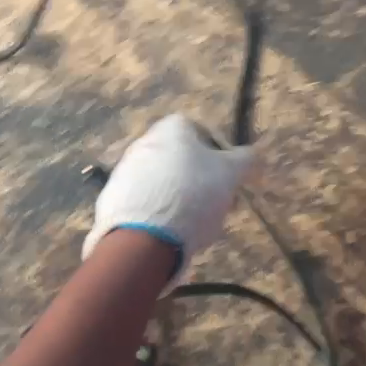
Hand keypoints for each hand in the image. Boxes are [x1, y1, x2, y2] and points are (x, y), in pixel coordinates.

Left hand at [83, 114, 252, 287]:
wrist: (143, 238)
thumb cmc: (193, 194)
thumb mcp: (231, 174)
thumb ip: (246, 160)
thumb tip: (252, 155)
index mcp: (172, 128)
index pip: (203, 132)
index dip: (221, 154)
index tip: (230, 179)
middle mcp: (144, 141)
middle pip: (182, 158)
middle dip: (201, 178)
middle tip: (216, 202)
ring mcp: (124, 171)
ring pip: (163, 181)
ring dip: (180, 196)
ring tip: (195, 224)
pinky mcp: (112, 200)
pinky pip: (145, 202)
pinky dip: (160, 213)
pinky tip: (170, 233)